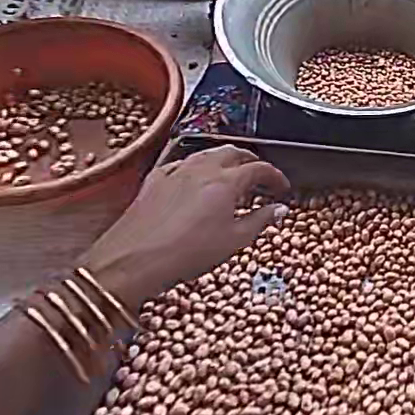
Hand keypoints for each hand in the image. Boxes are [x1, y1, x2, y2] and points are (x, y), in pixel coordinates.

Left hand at [81, 145, 290, 305]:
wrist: (132, 261)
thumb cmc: (187, 253)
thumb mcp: (234, 241)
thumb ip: (260, 220)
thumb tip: (279, 210)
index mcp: (227, 181)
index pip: (260, 168)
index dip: (275, 177)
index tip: (282, 188)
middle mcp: (203, 169)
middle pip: (234, 153)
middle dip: (252, 162)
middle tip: (261, 178)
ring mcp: (176, 172)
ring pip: (207, 153)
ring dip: (225, 160)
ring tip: (232, 175)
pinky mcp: (155, 180)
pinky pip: (180, 164)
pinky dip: (196, 167)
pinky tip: (195, 180)